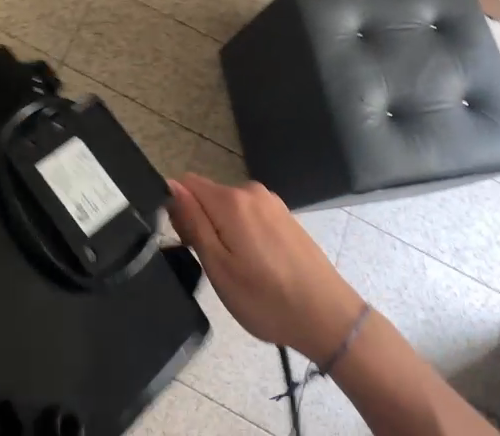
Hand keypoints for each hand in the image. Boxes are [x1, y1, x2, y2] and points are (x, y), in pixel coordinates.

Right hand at [167, 174, 365, 360]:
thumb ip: (193, 222)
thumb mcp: (219, 267)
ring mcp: (272, 203)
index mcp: (231, 201)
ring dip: (222, 230)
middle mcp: (251, 191)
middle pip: (208, 195)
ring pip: (229, 207)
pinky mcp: (286, 217)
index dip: (177, 209)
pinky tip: (256, 266)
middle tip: (213, 264)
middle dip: (200, 221)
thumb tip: (171, 187)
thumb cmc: (266, 299)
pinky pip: (250, 215)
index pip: (186, 183)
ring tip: (237, 270)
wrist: (328, 316)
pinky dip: (243, 234)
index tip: (185, 242)